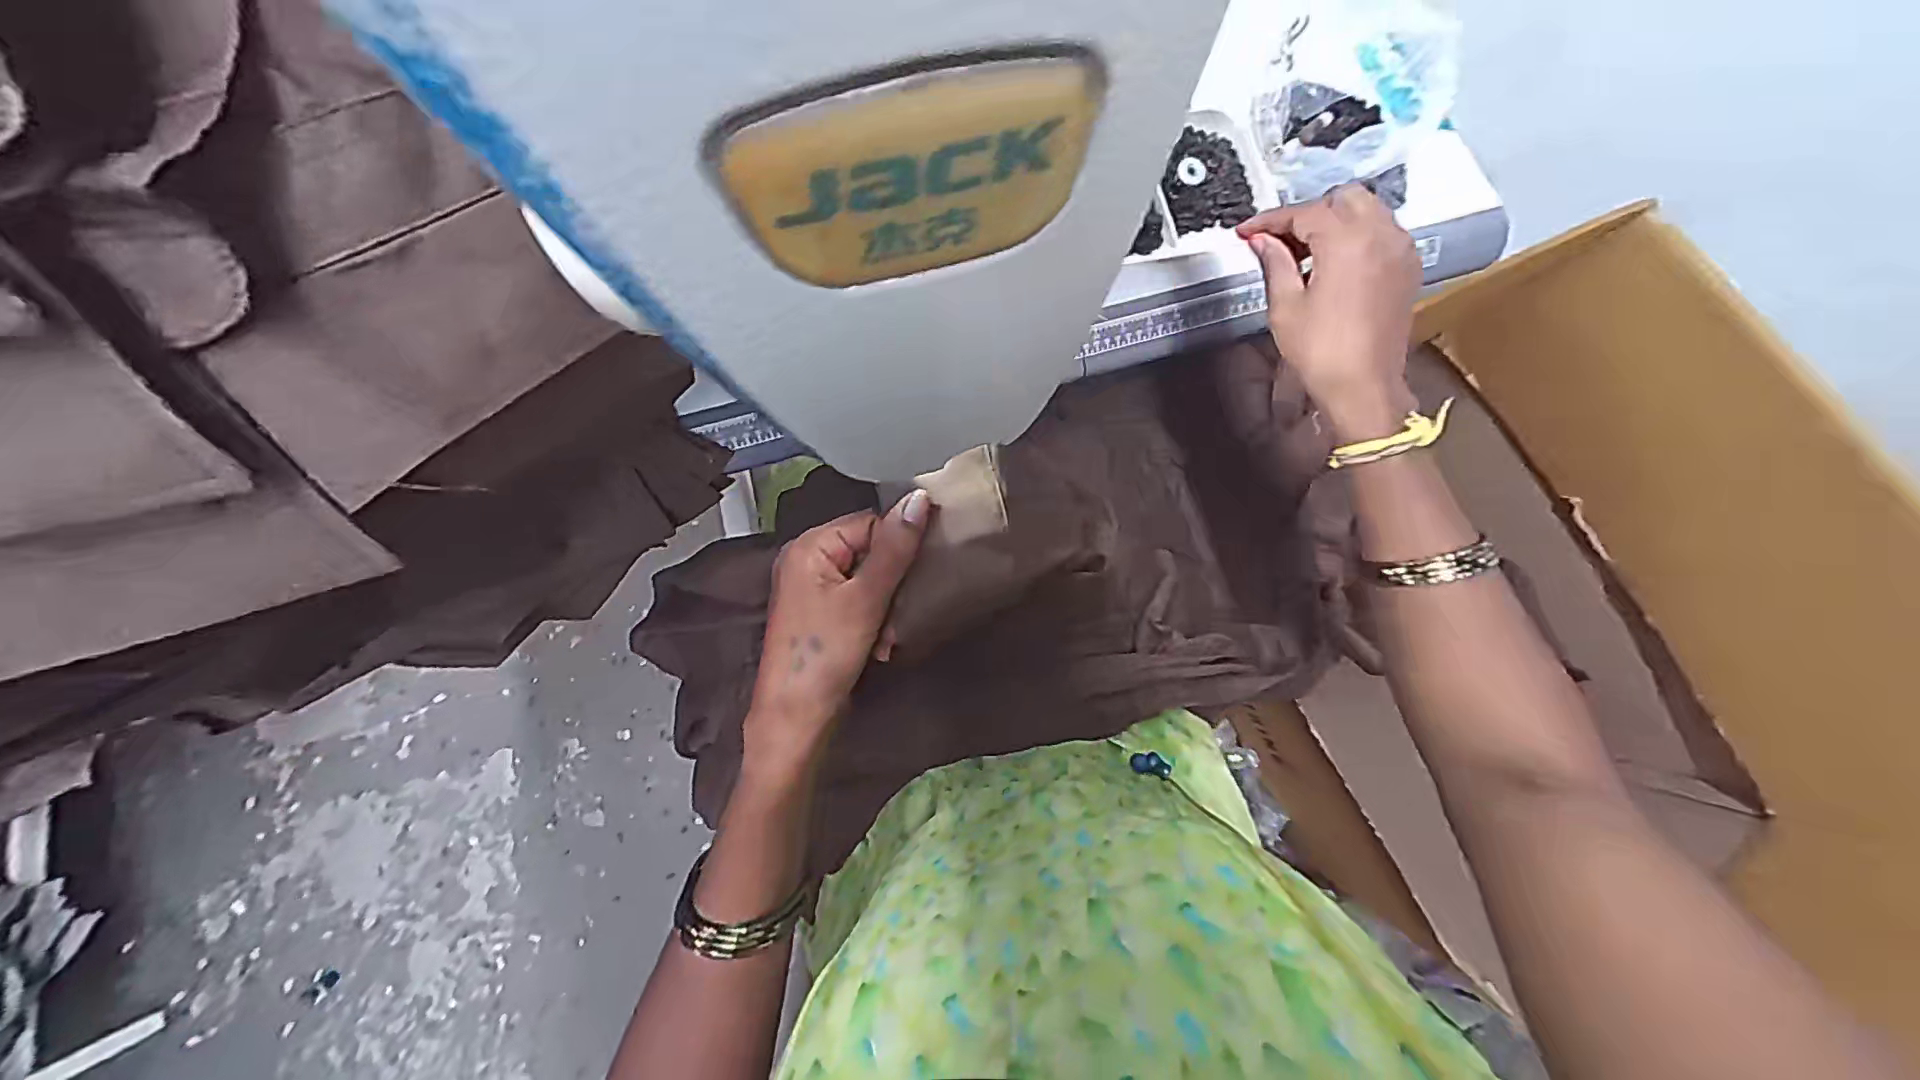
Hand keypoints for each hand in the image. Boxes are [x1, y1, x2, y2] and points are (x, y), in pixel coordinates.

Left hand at [743, 490, 929, 779]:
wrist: (796, 718)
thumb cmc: (826, 654)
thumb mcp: (866, 598)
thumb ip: (895, 548)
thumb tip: (919, 497)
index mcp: (810, 546)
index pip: (871, 523)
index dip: (899, 546)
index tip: (921, 571)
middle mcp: (807, 560)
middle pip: (871, 550)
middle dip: (894, 582)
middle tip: (902, 608)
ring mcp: (813, 590)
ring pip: (870, 580)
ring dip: (888, 605)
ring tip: (889, 633)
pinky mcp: (821, 616)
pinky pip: (859, 602)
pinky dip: (875, 620)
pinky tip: (881, 645)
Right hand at [1235, 184, 1422, 439]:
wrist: (1363, 385)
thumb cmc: (1320, 351)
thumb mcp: (1285, 307)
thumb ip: (1275, 263)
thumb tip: (1262, 240)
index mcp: (1347, 241)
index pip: (1305, 212)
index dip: (1271, 220)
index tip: (1247, 231)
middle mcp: (1381, 233)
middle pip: (1343, 198)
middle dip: (1307, 213)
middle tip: (1277, 240)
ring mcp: (1400, 248)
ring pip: (1366, 210)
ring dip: (1334, 221)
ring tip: (1303, 251)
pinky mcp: (1407, 267)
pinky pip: (1382, 232)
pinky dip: (1356, 235)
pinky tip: (1332, 263)